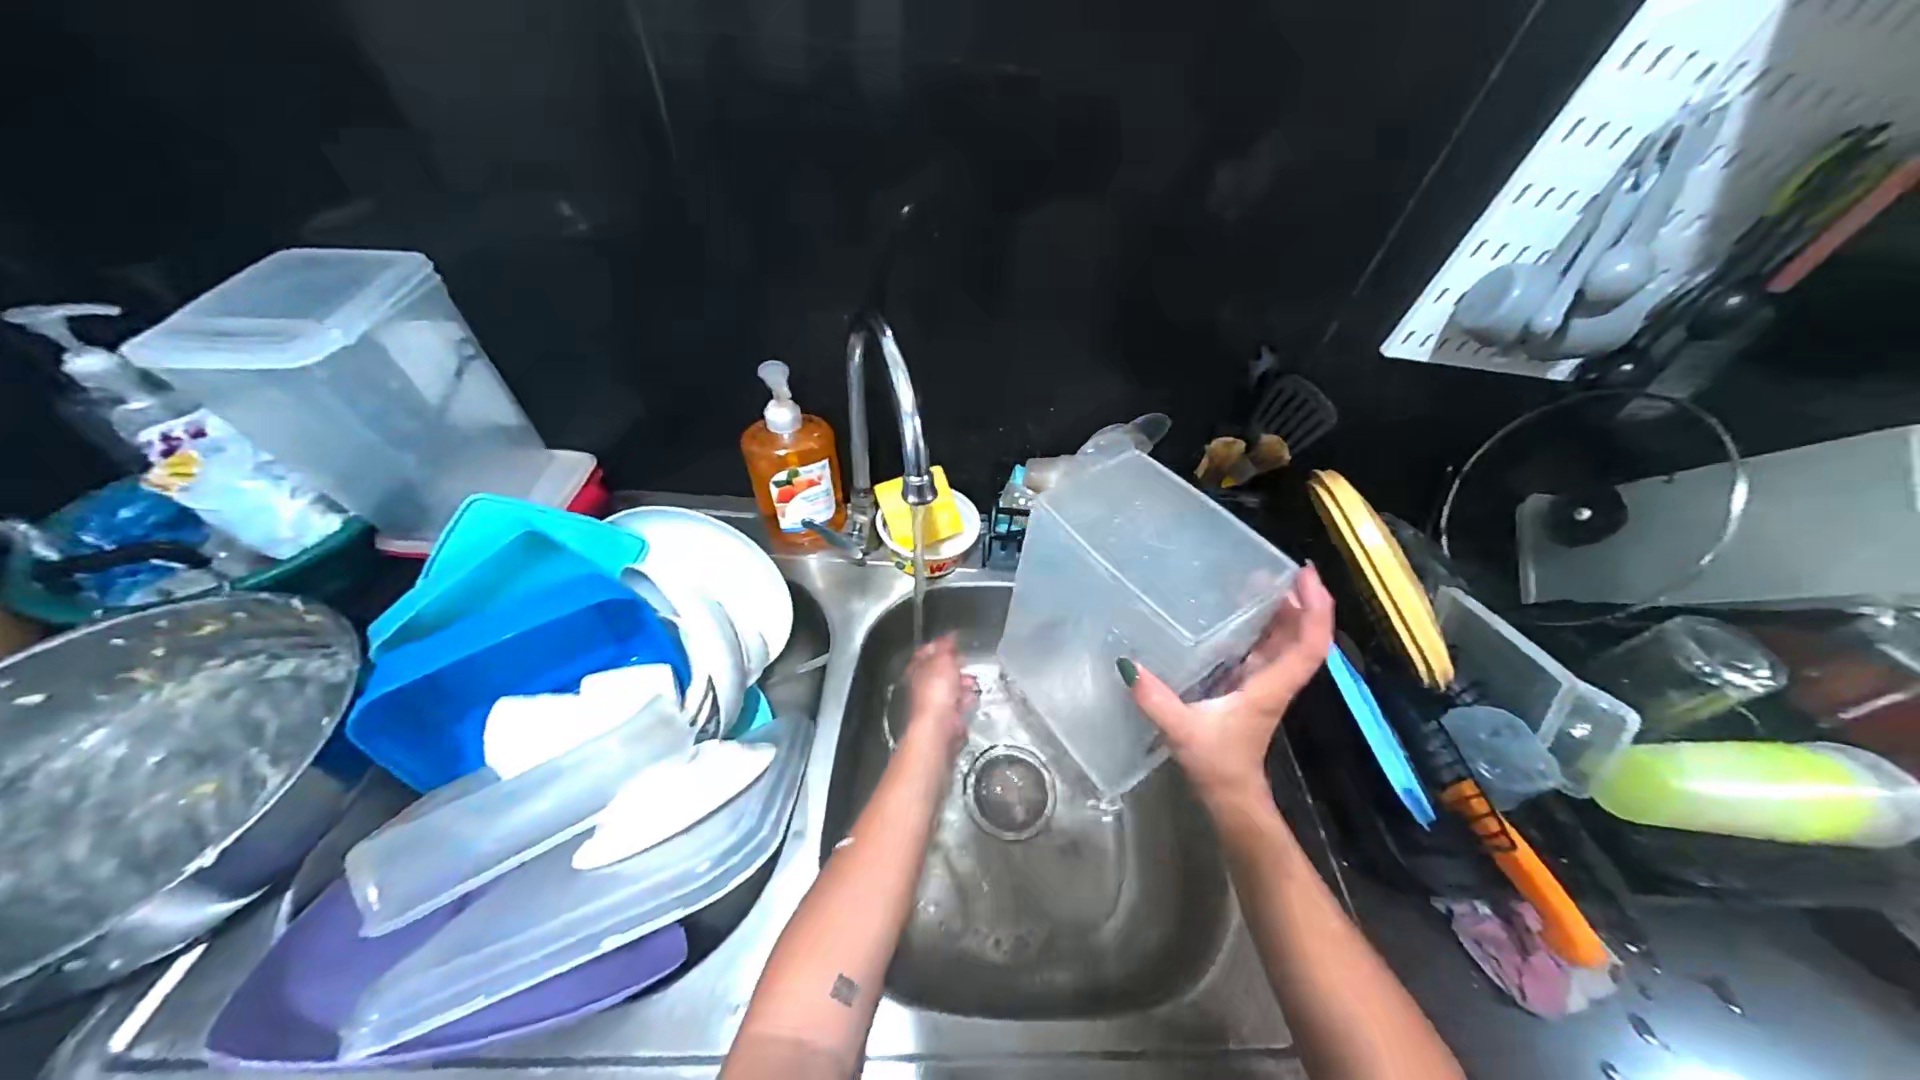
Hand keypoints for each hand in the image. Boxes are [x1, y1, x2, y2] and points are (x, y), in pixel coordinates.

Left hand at [902, 634, 972, 760]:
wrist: (938, 726)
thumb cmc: (937, 689)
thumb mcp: (943, 660)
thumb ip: (946, 647)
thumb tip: (950, 636)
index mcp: (916, 669)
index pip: (927, 652)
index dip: (941, 646)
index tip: (955, 643)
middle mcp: (922, 685)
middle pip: (939, 671)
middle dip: (955, 666)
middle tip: (966, 662)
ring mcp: (933, 703)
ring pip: (949, 688)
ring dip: (962, 683)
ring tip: (973, 681)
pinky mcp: (945, 718)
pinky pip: (956, 704)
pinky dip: (964, 700)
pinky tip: (972, 698)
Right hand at [1120, 565, 1333, 808]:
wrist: (1231, 796)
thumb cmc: (1217, 765)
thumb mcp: (1183, 731)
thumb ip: (1157, 700)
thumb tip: (1129, 665)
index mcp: (1270, 688)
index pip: (1308, 646)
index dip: (1315, 610)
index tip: (1306, 576)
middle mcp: (1275, 681)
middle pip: (1303, 637)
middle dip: (1301, 601)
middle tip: (1280, 569)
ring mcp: (1265, 684)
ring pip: (1287, 642)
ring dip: (1285, 611)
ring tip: (1262, 581)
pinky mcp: (1251, 688)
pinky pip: (1267, 649)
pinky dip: (1264, 626)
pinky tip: (1242, 612)